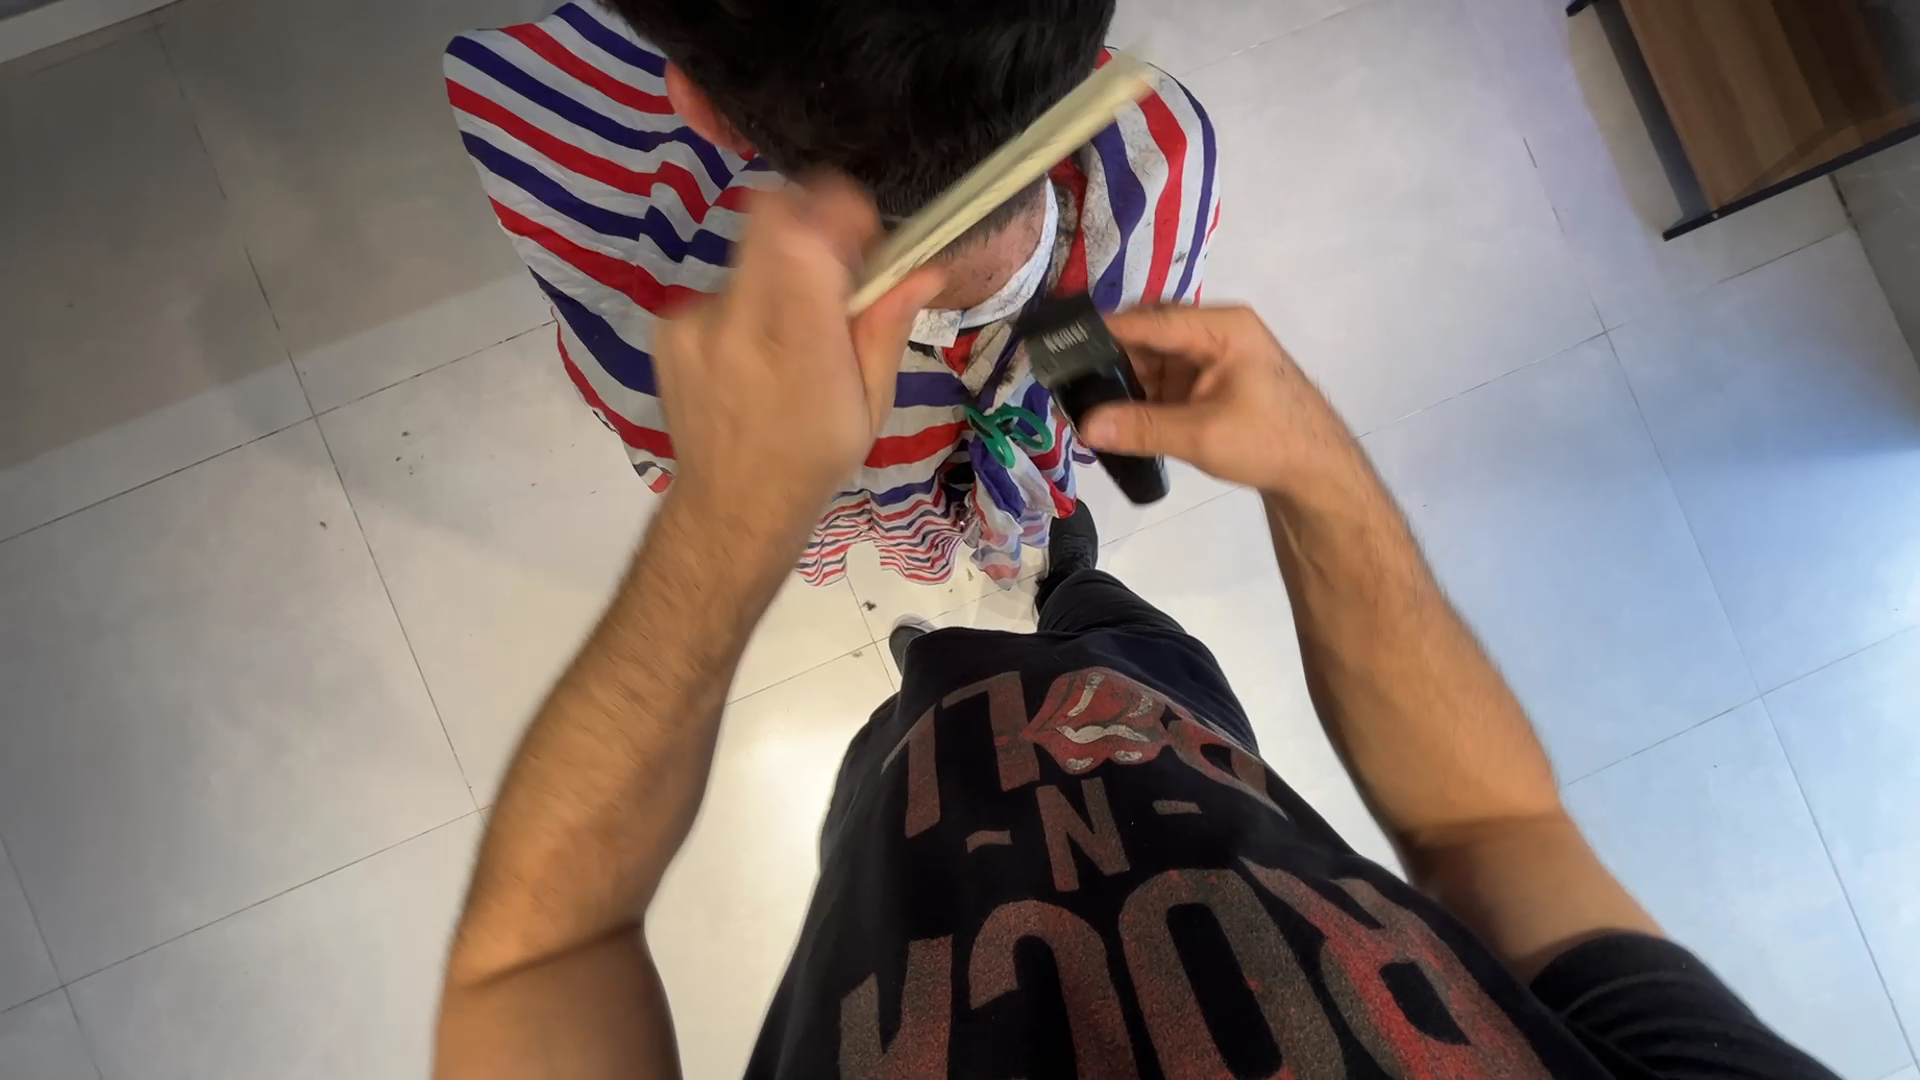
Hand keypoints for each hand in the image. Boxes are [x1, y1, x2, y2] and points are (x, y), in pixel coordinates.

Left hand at [650, 175, 944, 539]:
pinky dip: (748, 306)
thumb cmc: (814, 459)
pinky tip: (754, 356)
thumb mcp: (870, 406)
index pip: (805, 235)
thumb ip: (887, 330)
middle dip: (811, 223)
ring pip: (749, 256)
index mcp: (798, 350)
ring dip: (781, 275)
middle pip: (769, 219)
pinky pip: (721, 289)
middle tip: (836, 266)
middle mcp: (736, 326)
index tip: (862, 229)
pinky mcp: (666, 329)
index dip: (835, 209)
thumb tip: (925, 270)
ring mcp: (691, 324)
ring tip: (792, 337)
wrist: (732, 505)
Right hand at [1079, 305, 1357, 495]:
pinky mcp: (1207, 382)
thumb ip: (1141, 428)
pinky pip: (1162, 381)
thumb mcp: (1201, 436)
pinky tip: (1114, 416)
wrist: (1316, 471)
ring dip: (1123, 382)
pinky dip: (1140, 397)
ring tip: (1084, 404)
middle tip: (1069, 384)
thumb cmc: (1270, 442)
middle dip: (1111, 361)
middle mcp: (1213, 333)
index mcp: (1221, 328)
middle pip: (1148, 337)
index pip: (1150, 319)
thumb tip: (1084, 427)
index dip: (1105, 331)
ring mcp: (1210, 357)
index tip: (1062, 343)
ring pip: (1151, 360)